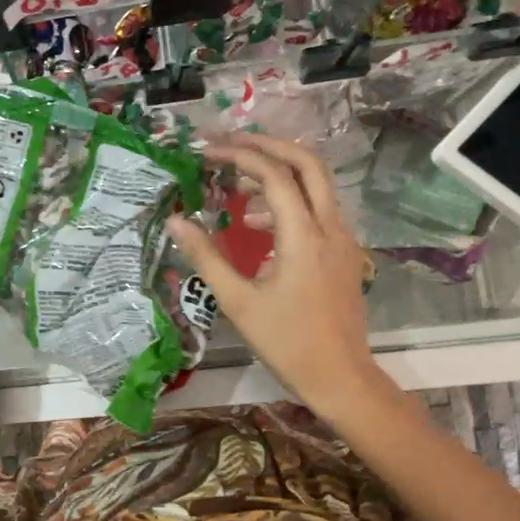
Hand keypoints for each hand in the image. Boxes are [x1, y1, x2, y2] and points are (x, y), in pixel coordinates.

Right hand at [164, 135, 390, 415]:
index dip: (239, 155)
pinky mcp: (344, 253)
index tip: (206, 152)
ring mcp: (343, 239)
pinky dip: (289, 200)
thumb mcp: (237, 301)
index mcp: (304, 236)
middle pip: (308, 163)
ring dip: (278, 172)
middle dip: (268, 146)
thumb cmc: (286, 342)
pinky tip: (258, 226)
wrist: (340, 376)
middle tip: (229, 144)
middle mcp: (331, 227)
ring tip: (235, 187)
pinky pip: (318, 209)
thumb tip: (175, 220)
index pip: (274, 175)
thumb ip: (206, 256)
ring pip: (317, 184)